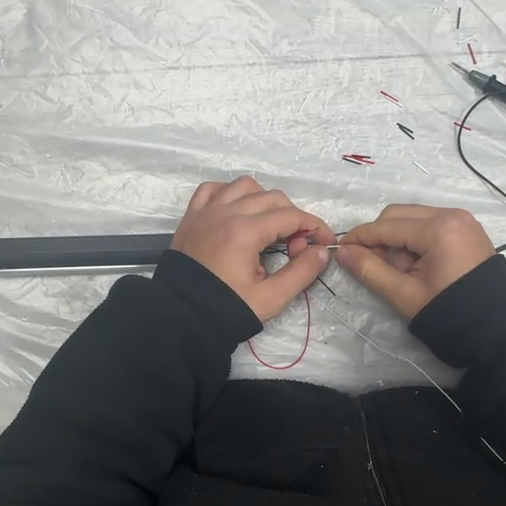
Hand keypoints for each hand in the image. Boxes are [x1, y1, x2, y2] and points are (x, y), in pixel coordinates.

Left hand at [171, 176, 334, 321]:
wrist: (180, 319)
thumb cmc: (226, 310)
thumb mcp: (271, 298)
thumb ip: (301, 272)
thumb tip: (322, 251)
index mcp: (245, 231)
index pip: (292, 216)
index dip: (314, 227)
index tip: (324, 243)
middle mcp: (226, 212)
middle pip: (273, 198)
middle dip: (293, 219)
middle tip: (294, 249)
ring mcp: (206, 212)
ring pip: (244, 187)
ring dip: (263, 201)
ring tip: (268, 228)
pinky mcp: (191, 217)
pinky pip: (212, 189)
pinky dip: (230, 194)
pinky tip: (236, 211)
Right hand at [336, 205, 495, 320]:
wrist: (495, 331)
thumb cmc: (448, 314)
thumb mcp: (403, 295)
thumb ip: (370, 270)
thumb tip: (342, 252)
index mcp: (438, 228)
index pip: (385, 226)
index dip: (359, 238)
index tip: (340, 252)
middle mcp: (451, 214)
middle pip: (398, 215)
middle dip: (380, 238)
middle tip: (376, 268)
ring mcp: (462, 220)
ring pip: (413, 218)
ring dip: (397, 240)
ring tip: (401, 271)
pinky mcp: (467, 229)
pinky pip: (430, 224)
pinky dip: (415, 240)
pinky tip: (416, 265)